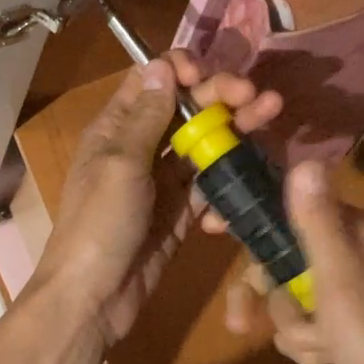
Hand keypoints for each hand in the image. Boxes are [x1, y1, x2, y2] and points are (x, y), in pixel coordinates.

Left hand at [32, 52, 281, 345]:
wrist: (93, 299)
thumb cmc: (99, 226)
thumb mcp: (119, 165)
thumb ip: (145, 118)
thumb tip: (161, 64)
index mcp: (115, 130)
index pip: (152, 82)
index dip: (183, 71)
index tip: (208, 77)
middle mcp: (139, 151)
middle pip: (187, 110)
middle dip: (223, 99)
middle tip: (259, 100)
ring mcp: (161, 185)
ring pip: (204, 147)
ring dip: (236, 135)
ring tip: (270, 122)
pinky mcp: (180, 216)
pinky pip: (209, 190)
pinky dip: (224, 191)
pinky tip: (231, 200)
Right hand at [223, 160, 363, 363]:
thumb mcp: (340, 274)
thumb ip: (316, 220)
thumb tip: (304, 161)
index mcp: (358, 234)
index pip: (292, 209)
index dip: (251, 219)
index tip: (211, 227)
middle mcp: (355, 258)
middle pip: (282, 260)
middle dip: (264, 294)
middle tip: (241, 322)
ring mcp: (352, 297)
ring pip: (290, 299)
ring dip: (292, 326)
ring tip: (316, 346)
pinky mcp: (349, 330)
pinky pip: (306, 327)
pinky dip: (308, 345)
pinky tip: (326, 360)